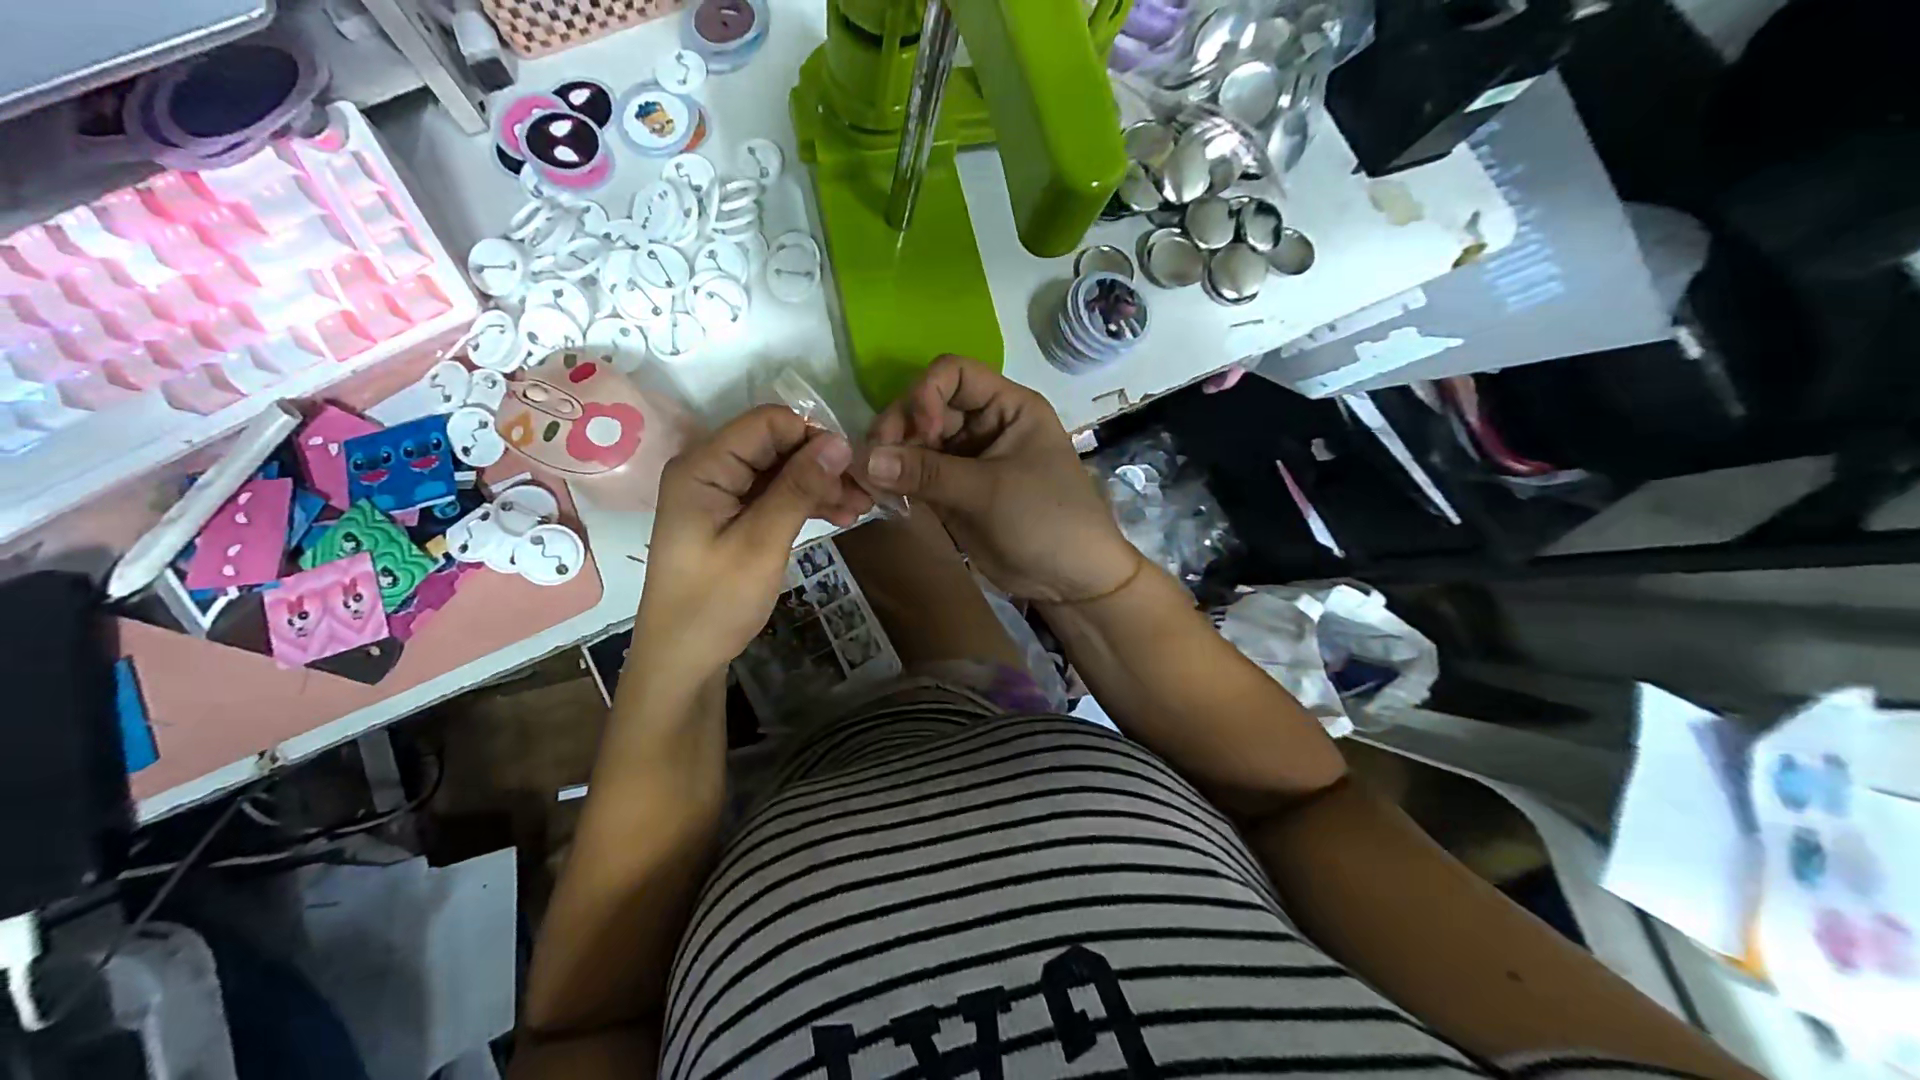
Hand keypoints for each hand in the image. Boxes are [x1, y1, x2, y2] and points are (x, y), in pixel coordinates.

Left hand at [635, 405, 872, 675]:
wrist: (682, 658)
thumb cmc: (716, 603)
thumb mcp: (762, 544)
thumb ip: (798, 489)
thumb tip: (839, 443)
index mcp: (703, 466)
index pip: (767, 422)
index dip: (813, 435)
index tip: (852, 467)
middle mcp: (708, 468)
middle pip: (775, 444)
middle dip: (821, 463)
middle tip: (865, 493)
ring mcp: (718, 492)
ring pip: (779, 469)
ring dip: (819, 484)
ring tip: (861, 508)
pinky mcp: (729, 514)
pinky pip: (773, 493)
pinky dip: (804, 502)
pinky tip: (840, 516)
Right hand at [863, 355, 1139, 602]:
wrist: (1070, 581)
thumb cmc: (1047, 520)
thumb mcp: (990, 491)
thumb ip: (928, 473)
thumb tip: (865, 459)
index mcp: (1007, 406)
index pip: (954, 374)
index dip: (926, 394)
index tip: (920, 432)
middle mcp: (983, 425)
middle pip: (925, 407)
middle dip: (897, 430)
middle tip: (872, 463)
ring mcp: (966, 459)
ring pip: (915, 443)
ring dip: (889, 459)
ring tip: (869, 484)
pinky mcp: (952, 492)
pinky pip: (916, 476)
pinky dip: (896, 483)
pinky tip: (877, 497)